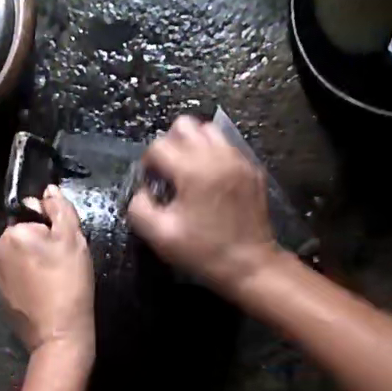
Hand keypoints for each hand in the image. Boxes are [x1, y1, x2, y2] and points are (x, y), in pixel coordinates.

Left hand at [0, 185, 95, 359]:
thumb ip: (60, 209)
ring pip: (20, 257)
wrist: (58, 334)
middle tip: (62, 266)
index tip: (64, 250)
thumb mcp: (73, 240)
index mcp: (11, 233)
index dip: (53, 231)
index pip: (34, 218)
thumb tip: (48, 190)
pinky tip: (43, 294)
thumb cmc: (69, 283)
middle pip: (24, 237)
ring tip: (54, 282)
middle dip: (41, 246)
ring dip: (34, 263)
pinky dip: (28, 281)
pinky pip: (15, 277)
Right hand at [127, 115, 279, 291]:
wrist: (250, 265)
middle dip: (170, 144)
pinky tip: (209, 180)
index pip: (159, 145)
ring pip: (208, 130)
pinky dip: (213, 154)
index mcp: (193, 170)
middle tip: (168, 171)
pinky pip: (227, 146)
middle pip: (184, 125)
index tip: (151, 183)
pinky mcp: (252, 169)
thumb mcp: (160, 235)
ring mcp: (238, 160)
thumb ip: (139, 207)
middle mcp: (217, 156)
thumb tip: (142, 191)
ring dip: (192, 145)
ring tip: (188, 171)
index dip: (148, 163)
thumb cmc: (203, 252)